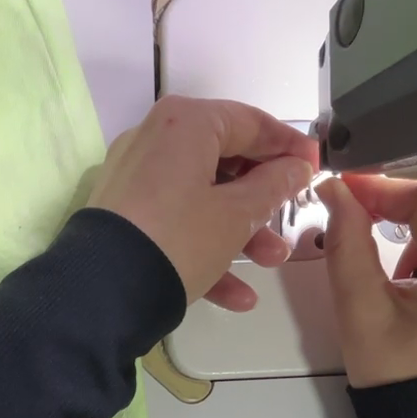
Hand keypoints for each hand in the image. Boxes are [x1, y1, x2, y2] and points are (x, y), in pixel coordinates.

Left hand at [87, 96, 316, 311]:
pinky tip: (235, 295)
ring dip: (237, 234)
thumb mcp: (236, 215)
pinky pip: (172, 226)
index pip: (250, 123)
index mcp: (185, 123)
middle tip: (288, 225)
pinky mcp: (121, 220)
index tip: (315, 168)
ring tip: (269, 263)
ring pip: (199, 201)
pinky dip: (202, 253)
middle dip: (261, 201)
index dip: (287, 147)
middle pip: (222, 165)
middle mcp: (154, 142)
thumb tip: (295, 167)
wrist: (101, 295)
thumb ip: (273, 186)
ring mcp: (132, 182)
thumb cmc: (179, 241)